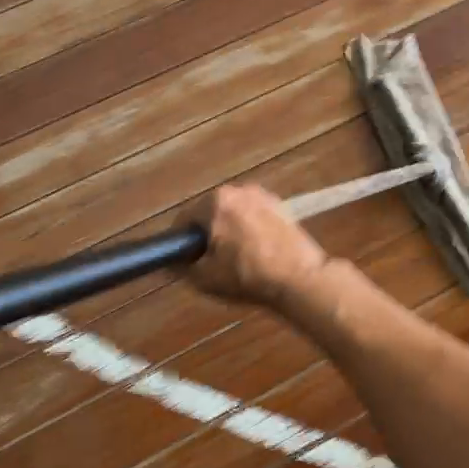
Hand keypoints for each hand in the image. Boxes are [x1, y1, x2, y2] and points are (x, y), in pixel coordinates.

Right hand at [180, 184, 330, 308]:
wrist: (300, 278)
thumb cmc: (247, 276)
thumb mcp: (205, 278)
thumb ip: (181, 267)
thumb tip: (168, 263)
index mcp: (215, 201)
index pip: (185, 220)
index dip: (181, 243)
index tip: (187, 261)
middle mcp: (238, 189)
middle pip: (211, 213)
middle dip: (209, 234)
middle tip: (213, 263)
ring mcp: (263, 195)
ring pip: (234, 214)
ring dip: (231, 231)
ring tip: (238, 259)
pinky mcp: (282, 206)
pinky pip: (255, 216)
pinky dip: (251, 229)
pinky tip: (258, 251)